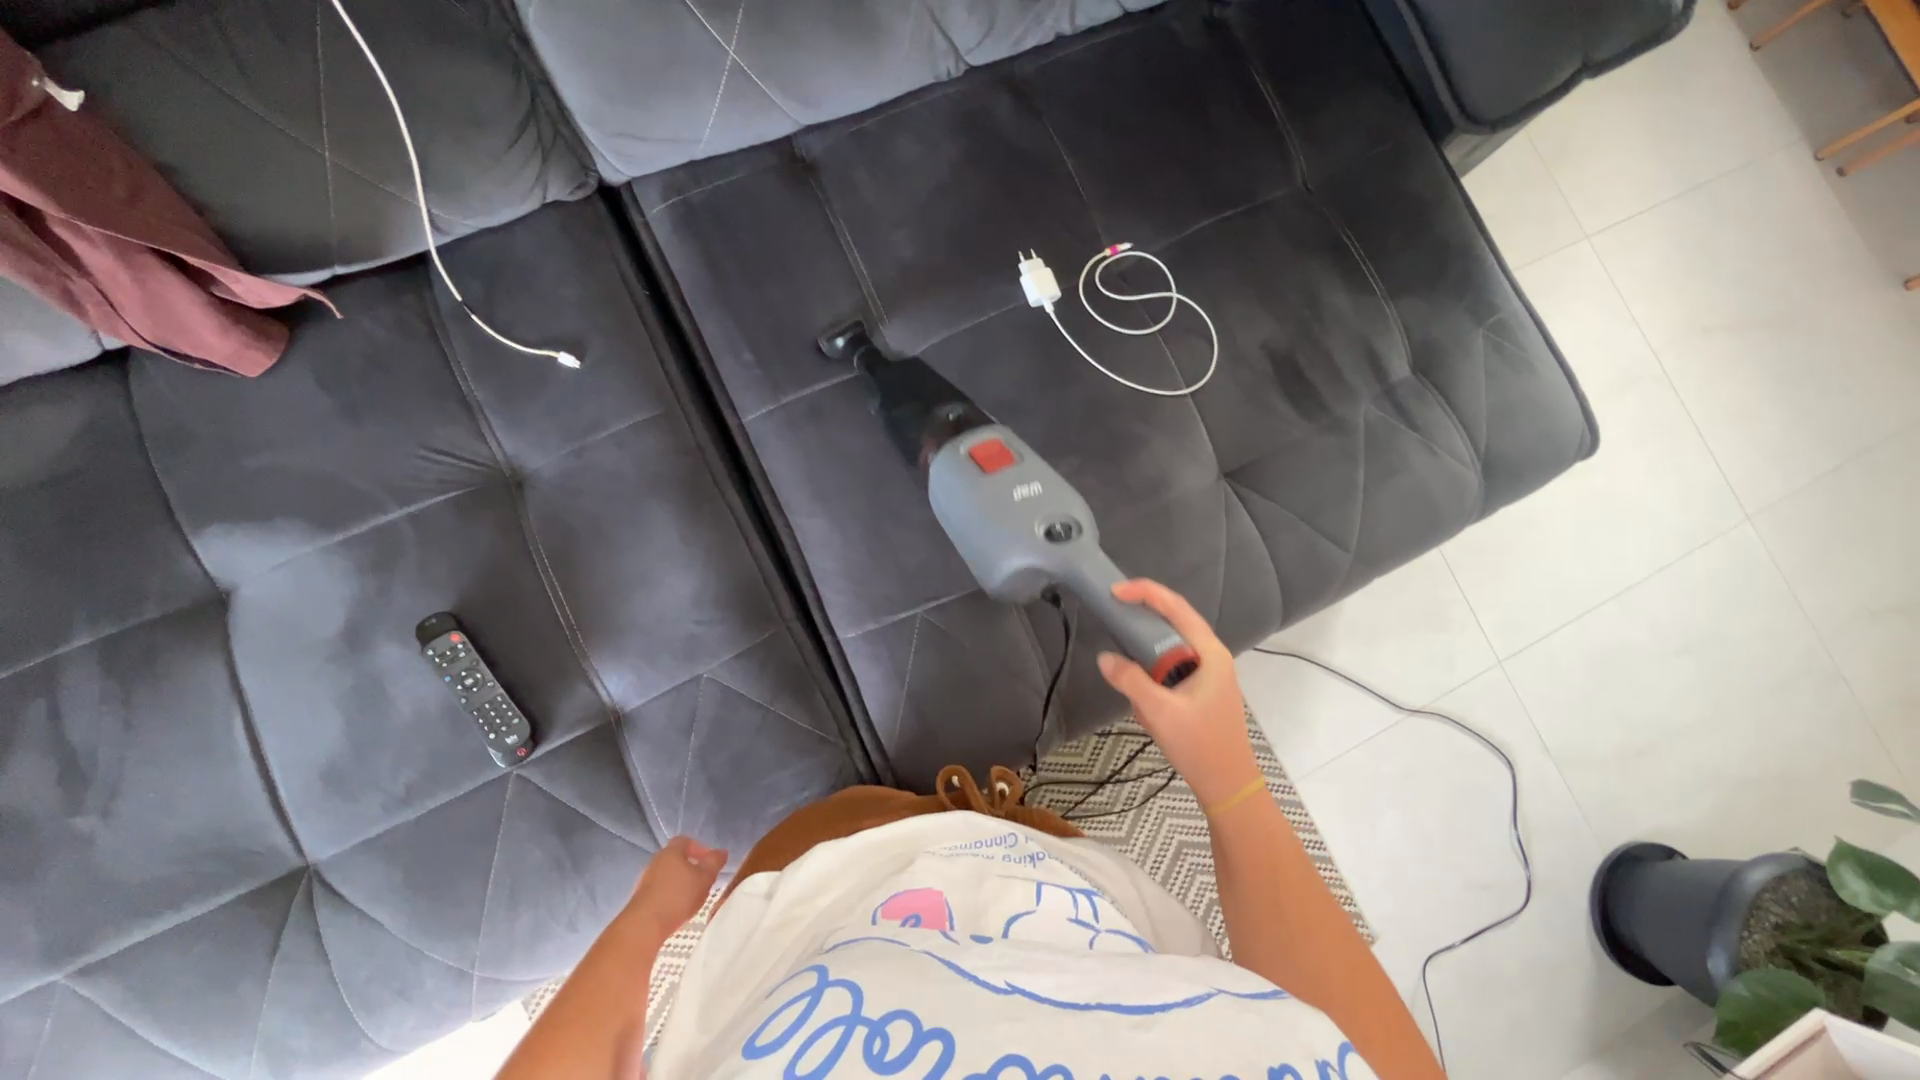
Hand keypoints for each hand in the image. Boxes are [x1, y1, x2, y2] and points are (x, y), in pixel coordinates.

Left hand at [624, 836, 726, 939]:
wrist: (645, 925)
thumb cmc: (678, 896)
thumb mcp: (705, 877)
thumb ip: (715, 862)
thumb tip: (721, 851)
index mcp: (671, 852)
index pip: (685, 841)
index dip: (700, 848)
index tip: (709, 861)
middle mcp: (656, 861)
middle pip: (676, 858)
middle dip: (691, 867)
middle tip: (704, 880)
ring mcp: (646, 880)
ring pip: (668, 875)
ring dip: (681, 882)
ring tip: (693, 897)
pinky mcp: (641, 898)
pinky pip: (660, 890)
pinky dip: (671, 895)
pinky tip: (678, 908)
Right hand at [1096, 579, 1260, 807]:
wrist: (1228, 784)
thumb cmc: (1200, 745)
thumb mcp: (1160, 712)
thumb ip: (1131, 681)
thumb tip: (1104, 658)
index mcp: (1209, 652)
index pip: (1176, 607)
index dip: (1146, 593)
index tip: (1115, 592)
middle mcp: (1211, 656)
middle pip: (1173, 622)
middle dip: (1142, 621)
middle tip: (1112, 617)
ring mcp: (1207, 673)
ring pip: (1170, 648)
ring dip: (1146, 655)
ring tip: (1126, 669)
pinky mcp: (1200, 689)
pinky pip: (1171, 669)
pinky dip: (1152, 675)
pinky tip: (1142, 701)